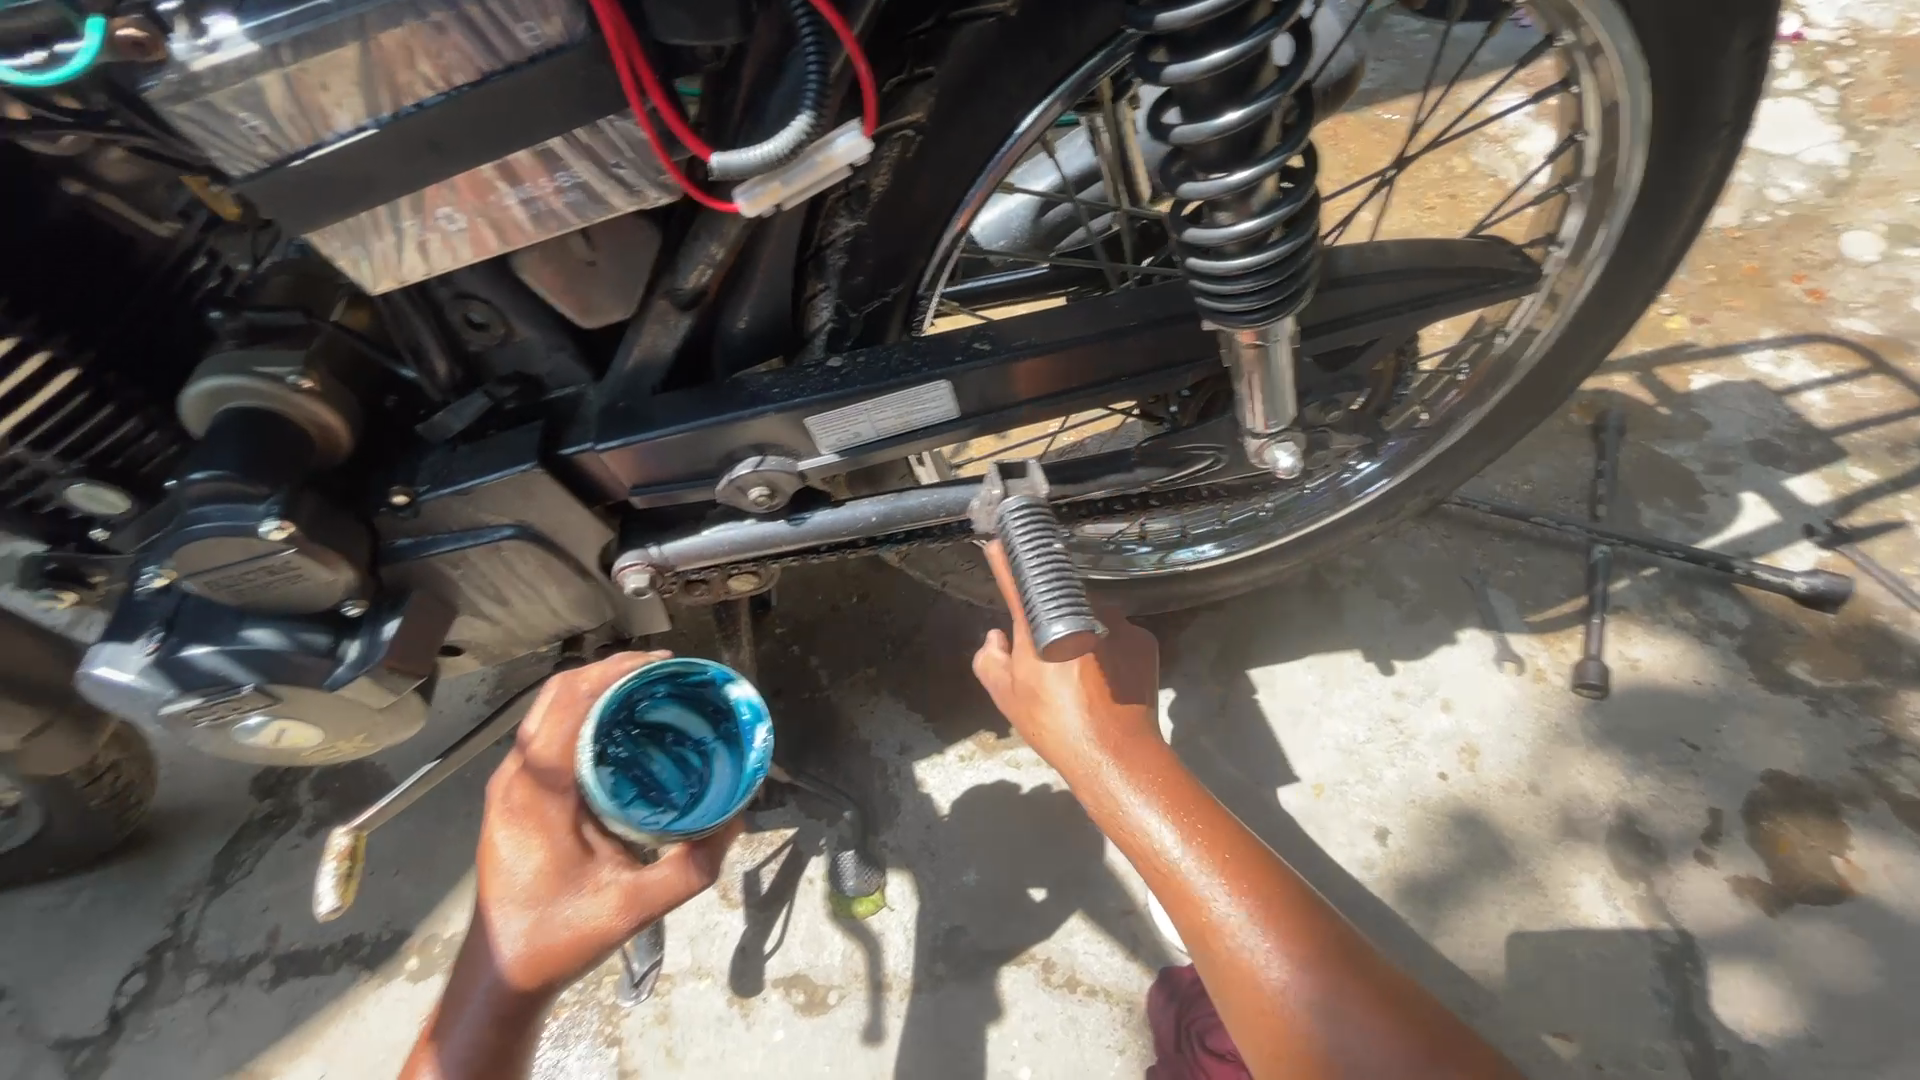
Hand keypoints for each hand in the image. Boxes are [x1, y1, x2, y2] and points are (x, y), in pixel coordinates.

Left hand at [468, 650, 742, 999]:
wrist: (500, 976)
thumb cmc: (557, 937)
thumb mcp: (632, 907)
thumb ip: (691, 867)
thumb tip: (736, 819)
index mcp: (537, 791)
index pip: (570, 702)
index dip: (615, 670)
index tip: (662, 663)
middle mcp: (517, 777)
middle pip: (557, 693)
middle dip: (609, 669)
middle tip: (662, 671)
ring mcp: (511, 785)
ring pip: (548, 710)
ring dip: (595, 688)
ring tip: (647, 689)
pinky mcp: (516, 795)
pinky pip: (548, 733)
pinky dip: (584, 713)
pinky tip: (621, 729)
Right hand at [970, 541, 1162, 780]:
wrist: (1115, 753)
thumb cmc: (1053, 724)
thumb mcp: (1005, 697)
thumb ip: (989, 659)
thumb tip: (997, 637)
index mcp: (1041, 625)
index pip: (1019, 581)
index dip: (1006, 561)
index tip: (1000, 543)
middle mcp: (1080, 612)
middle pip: (1060, 604)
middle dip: (1052, 621)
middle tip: (1052, 661)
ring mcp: (1116, 622)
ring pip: (1091, 618)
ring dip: (1084, 634)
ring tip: (1086, 676)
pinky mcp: (1143, 638)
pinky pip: (1118, 634)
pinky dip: (1110, 649)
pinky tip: (1109, 679)